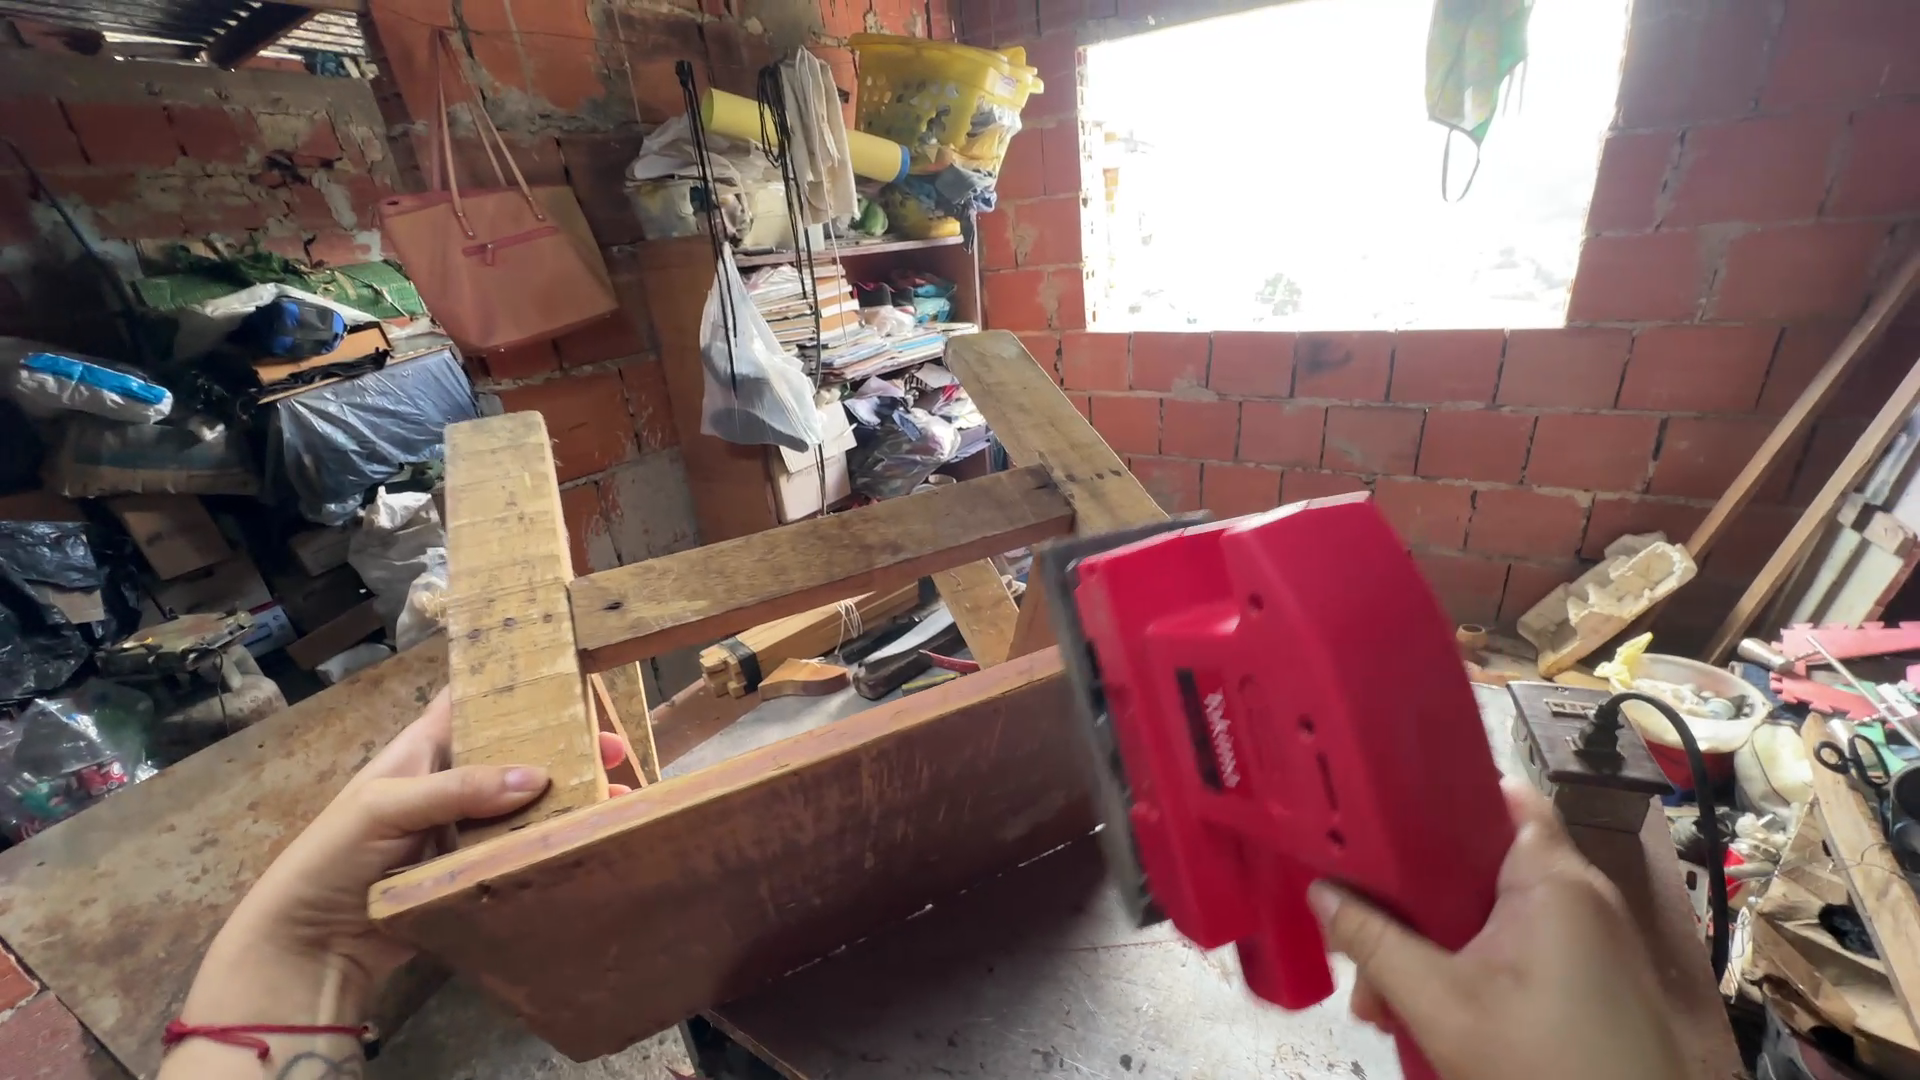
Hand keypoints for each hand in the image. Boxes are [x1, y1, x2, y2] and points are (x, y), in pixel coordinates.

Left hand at [181, 688, 629, 1027]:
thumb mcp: (382, 809)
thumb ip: (457, 788)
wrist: (306, 954)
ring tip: (615, 791)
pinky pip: (524, 840)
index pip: (472, 699)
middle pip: (519, 748)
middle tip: (610, 746)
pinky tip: (590, 831)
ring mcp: (468, 823)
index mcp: (424, 749)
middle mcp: (454, 779)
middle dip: (567, 741)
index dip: (514, 682)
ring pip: (530, 795)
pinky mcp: (478, 863)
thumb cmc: (329, 862)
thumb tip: (538, 777)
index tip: (566, 669)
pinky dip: (559, 833)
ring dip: (572, 790)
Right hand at [1308, 779, 1688, 1079]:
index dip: (1442, 787)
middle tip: (1356, 922)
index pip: (1505, 794)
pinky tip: (1419, 1006)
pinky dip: (1460, 962)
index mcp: (1552, 882)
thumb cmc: (1544, 1069)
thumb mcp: (1438, 1004)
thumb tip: (1319, 891)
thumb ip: (1372, 941)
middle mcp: (1575, 899)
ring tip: (1379, 992)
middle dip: (1406, 892)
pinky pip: (1508, 944)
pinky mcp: (1587, 981)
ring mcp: (1585, 942)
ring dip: (1425, 939)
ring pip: (1482, 910)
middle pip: (1474, 860)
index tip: (1380, 802)